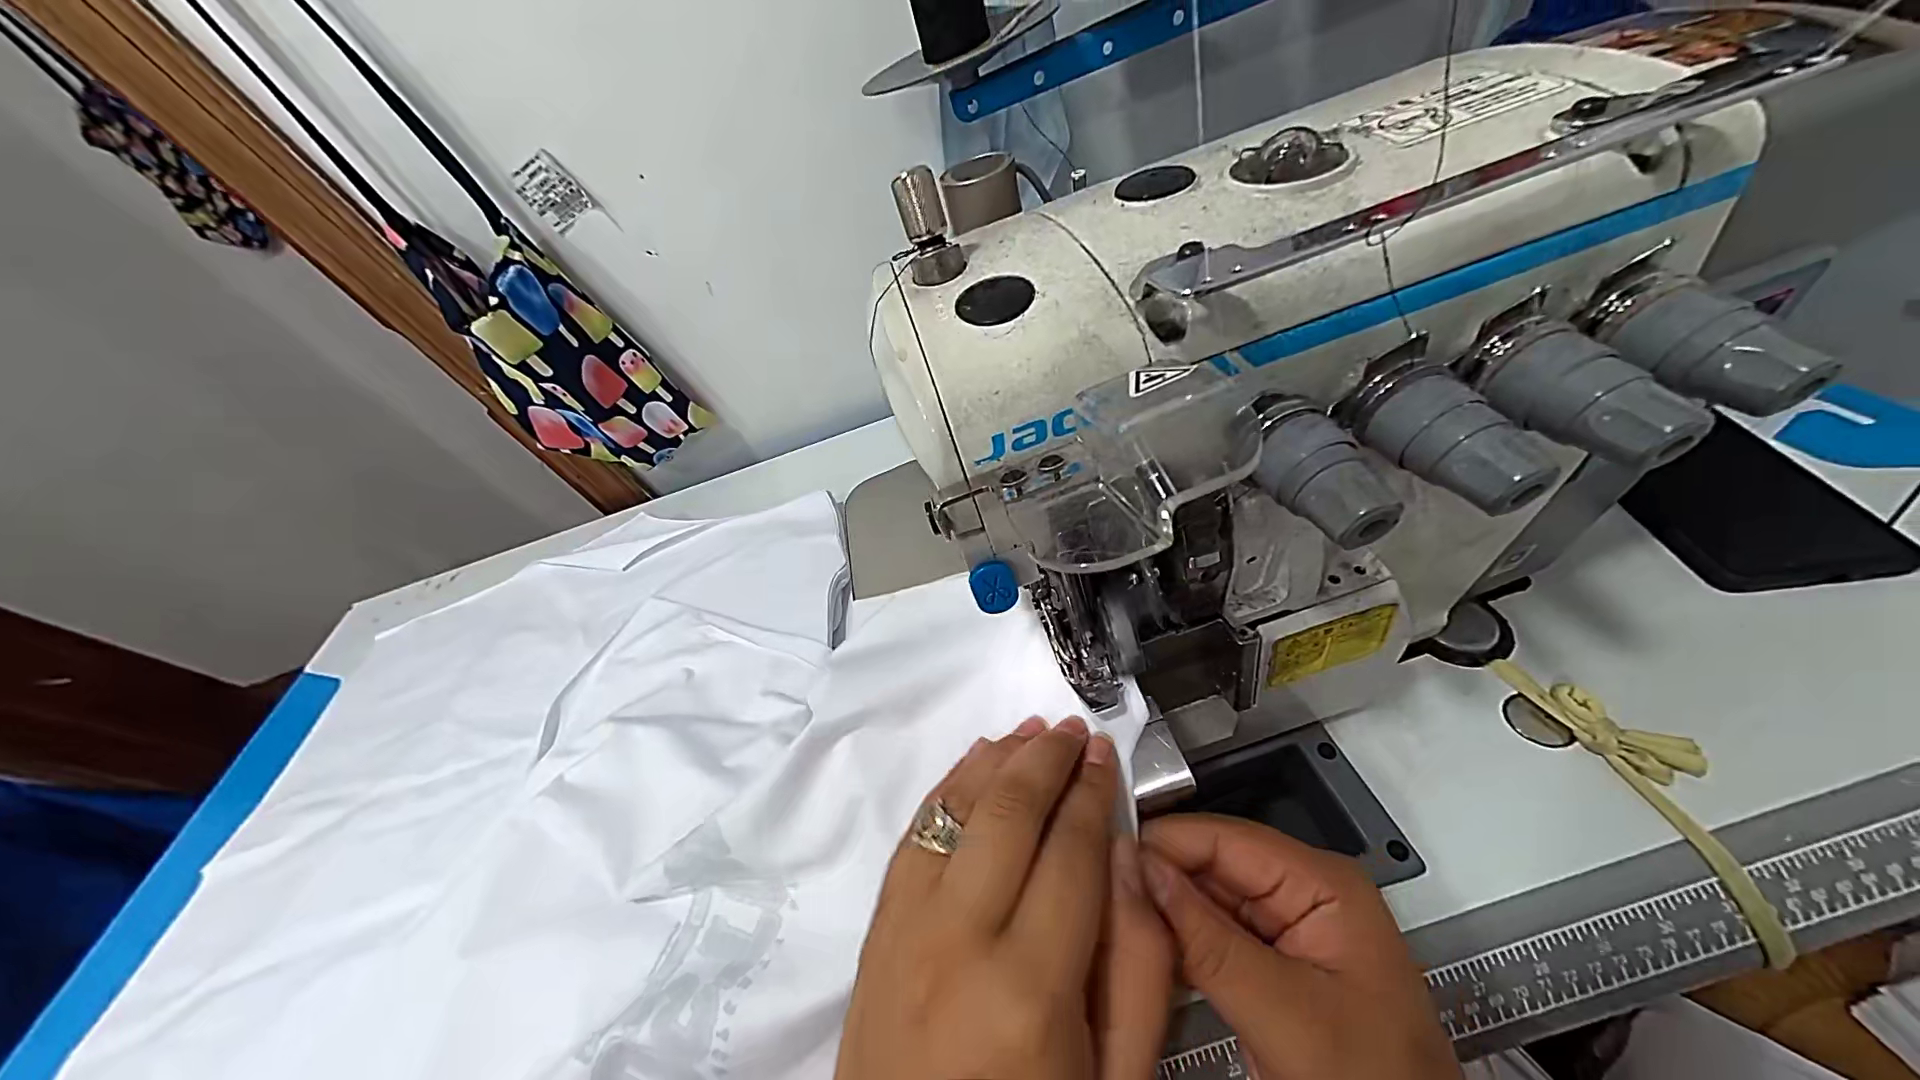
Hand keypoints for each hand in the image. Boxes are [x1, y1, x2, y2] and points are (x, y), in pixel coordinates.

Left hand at [835, 717, 1174, 1079]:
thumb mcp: (1116, 1078)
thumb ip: (1138, 966)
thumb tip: (1127, 856)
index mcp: (1031, 987)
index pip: (1070, 851)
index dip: (1091, 792)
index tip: (1103, 755)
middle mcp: (958, 941)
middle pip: (1007, 813)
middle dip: (1043, 760)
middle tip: (1069, 730)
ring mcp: (906, 929)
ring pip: (953, 810)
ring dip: (993, 761)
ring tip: (1028, 732)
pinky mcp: (876, 930)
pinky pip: (914, 836)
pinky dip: (945, 789)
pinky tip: (971, 766)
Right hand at [1141, 815, 1459, 1079]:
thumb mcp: (1285, 1012)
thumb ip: (1208, 938)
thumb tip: (1146, 871)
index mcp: (1321, 883)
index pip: (1222, 837)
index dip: (1163, 843)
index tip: (1111, 859)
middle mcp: (1300, 892)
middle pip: (1209, 864)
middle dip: (1159, 881)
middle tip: (1109, 899)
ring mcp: (1282, 926)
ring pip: (1202, 899)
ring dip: (1163, 913)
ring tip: (1121, 923)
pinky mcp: (1267, 960)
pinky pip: (1209, 933)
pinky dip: (1177, 942)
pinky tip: (1148, 951)